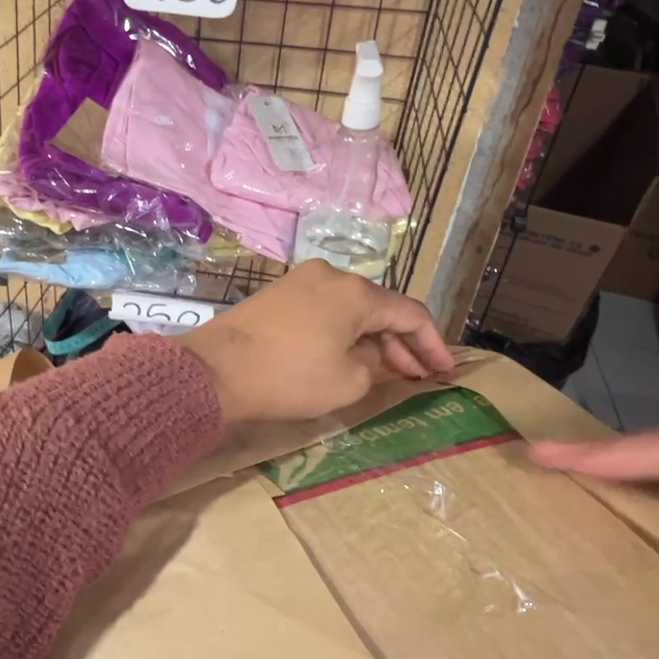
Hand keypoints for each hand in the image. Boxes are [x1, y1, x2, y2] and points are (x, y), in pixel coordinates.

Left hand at [175, 260, 453, 425]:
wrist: (214, 370)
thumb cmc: (288, 378)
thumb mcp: (347, 382)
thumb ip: (376, 367)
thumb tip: (374, 356)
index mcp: (356, 292)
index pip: (410, 313)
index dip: (432, 344)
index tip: (444, 371)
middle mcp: (330, 276)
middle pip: (379, 308)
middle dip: (401, 343)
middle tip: (417, 375)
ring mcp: (299, 281)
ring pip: (350, 309)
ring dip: (370, 339)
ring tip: (386, 372)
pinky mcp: (276, 295)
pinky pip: (323, 311)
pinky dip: (342, 333)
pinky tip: (348, 357)